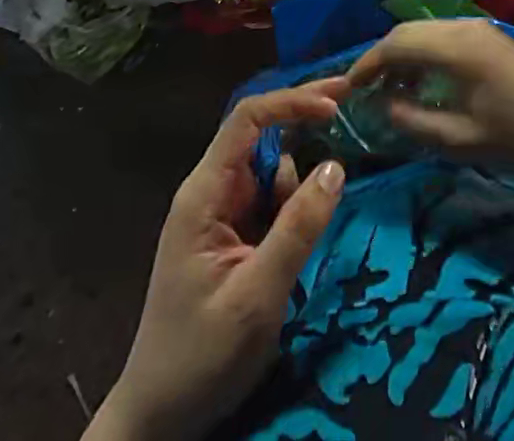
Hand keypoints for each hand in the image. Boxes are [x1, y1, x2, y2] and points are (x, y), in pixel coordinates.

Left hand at [89, 80, 347, 440]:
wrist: (162, 411)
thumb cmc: (201, 354)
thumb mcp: (257, 295)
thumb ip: (297, 229)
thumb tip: (335, 166)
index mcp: (203, 194)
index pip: (246, 122)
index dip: (291, 103)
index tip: (337, 104)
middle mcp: (211, 192)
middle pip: (260, 136)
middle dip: (303, 119)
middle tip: (350, 104)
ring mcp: (222, 213)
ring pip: (271, 173)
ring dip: (298, 187)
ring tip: (291, 248)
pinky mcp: (234, 236)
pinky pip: (270, 205)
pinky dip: (292, 210)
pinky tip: (288, 253)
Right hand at [345, 19, 513, 167]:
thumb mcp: (459, 139)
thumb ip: (411, 120)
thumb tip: (381, 105)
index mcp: (455, 47)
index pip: (394, 44)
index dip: (365, 65)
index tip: (346, 89)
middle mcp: (464, 27)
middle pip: (407, 32)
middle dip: (381, 58)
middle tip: (363, 90)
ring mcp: (481, 31)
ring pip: (425, 34)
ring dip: (403, 57)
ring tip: (389, 92)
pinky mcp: (491, 41)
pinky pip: (444, 40)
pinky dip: (425, 58)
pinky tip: (422, 85)